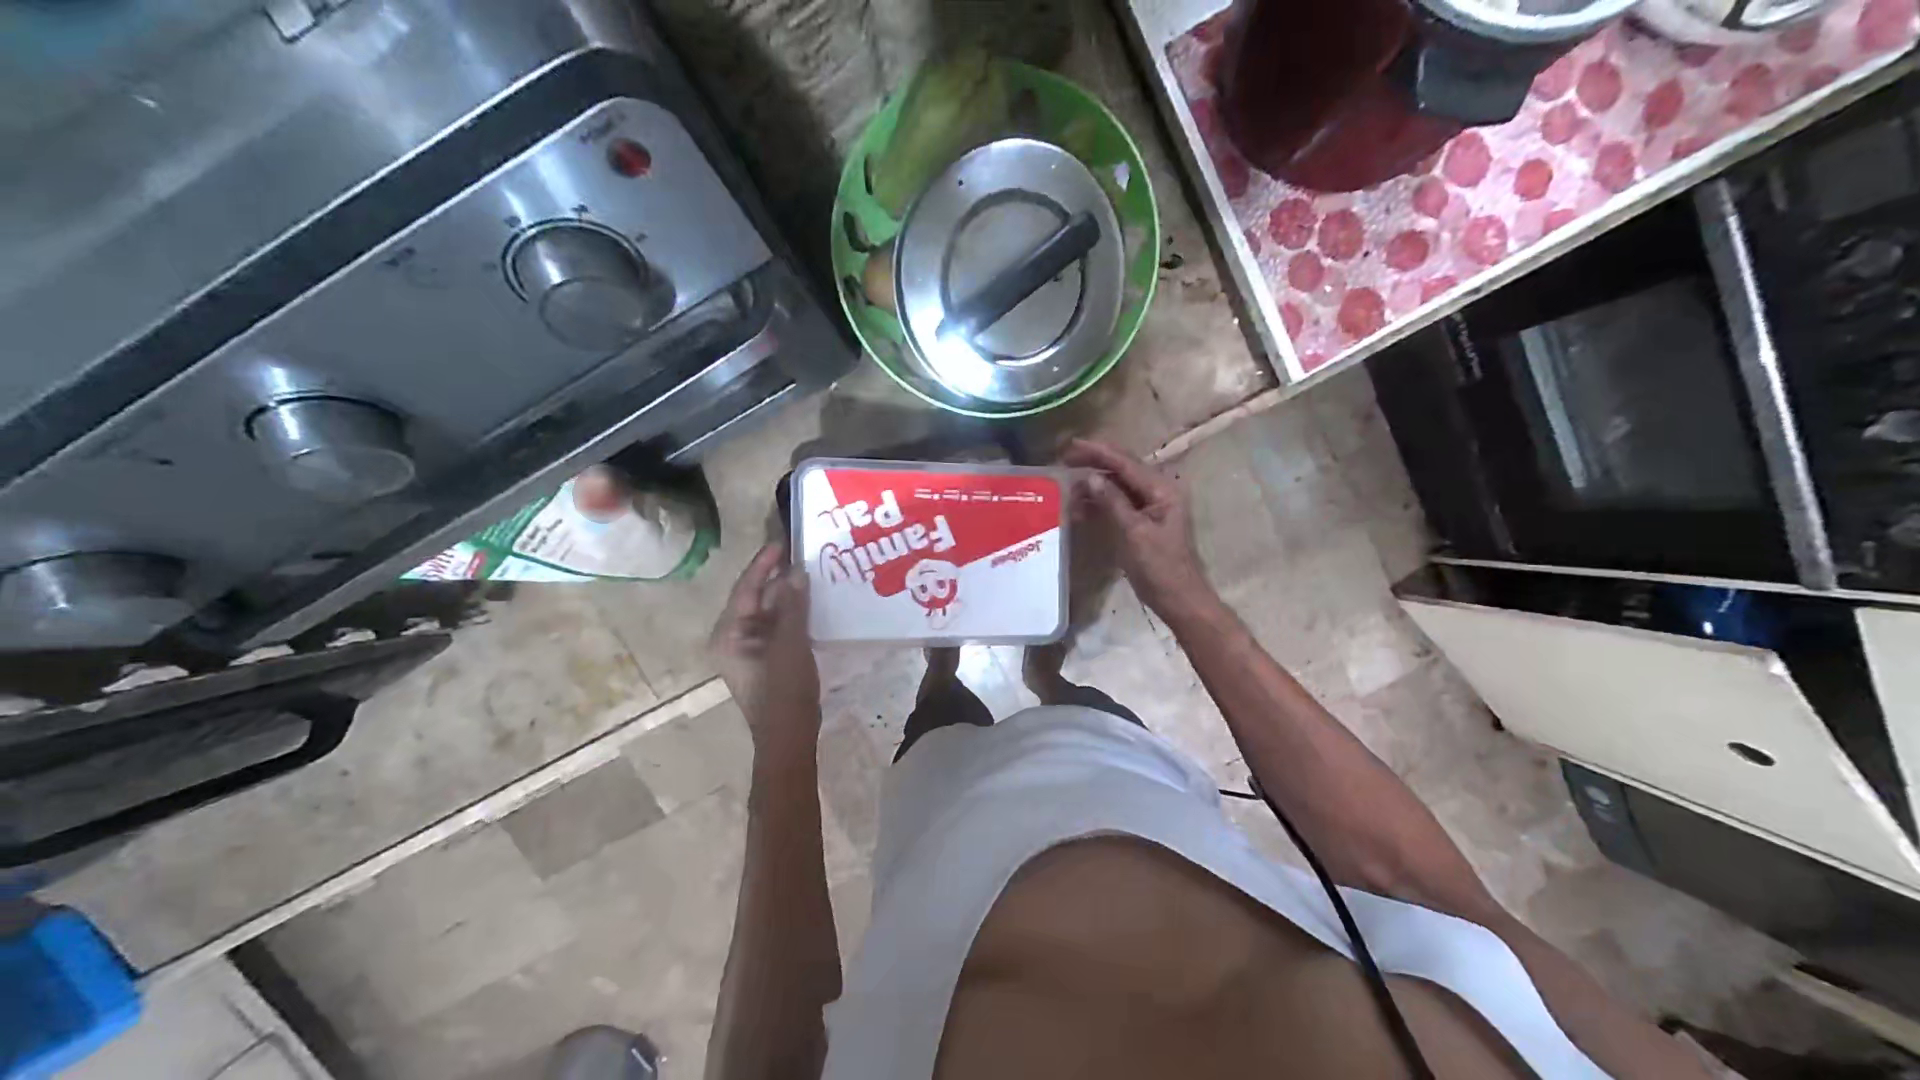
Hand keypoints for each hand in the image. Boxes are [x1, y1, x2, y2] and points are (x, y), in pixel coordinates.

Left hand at [709, 542, 820, 759]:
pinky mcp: (766, 658)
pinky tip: (811, 602)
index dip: (764, 564)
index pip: (745, 588)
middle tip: (800, 554)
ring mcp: (749, 650)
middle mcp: (733, 638)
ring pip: (768, 612)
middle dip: (777, 577)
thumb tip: (796, 573)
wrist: (789, 736)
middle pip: (755, 598)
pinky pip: (777, 626)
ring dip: (787, 595)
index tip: (782, 543)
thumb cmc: (783, 690)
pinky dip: (792, 613)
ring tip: (810, 572)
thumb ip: (792, 606)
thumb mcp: (790, 644)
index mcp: (728, 634)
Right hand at [1060, 439, 1216, 623]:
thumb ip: (1112, 501)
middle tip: (1063, 458)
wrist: (1178, 598)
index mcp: (1162, 489)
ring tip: (1067, 486)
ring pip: (1117, 486)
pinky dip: (1099, 503)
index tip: (1071, 445)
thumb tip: (1089, 477)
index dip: (1097, 452)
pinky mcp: (1142, 521)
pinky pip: (1117, 503)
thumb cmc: (1160, 566)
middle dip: (1093, 463)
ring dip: (1093, 485)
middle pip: (1121, 469)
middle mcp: (1158, 491)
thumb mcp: (1134, 532)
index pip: (1126, 463)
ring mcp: (1150, 506)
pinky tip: (1079, 507)